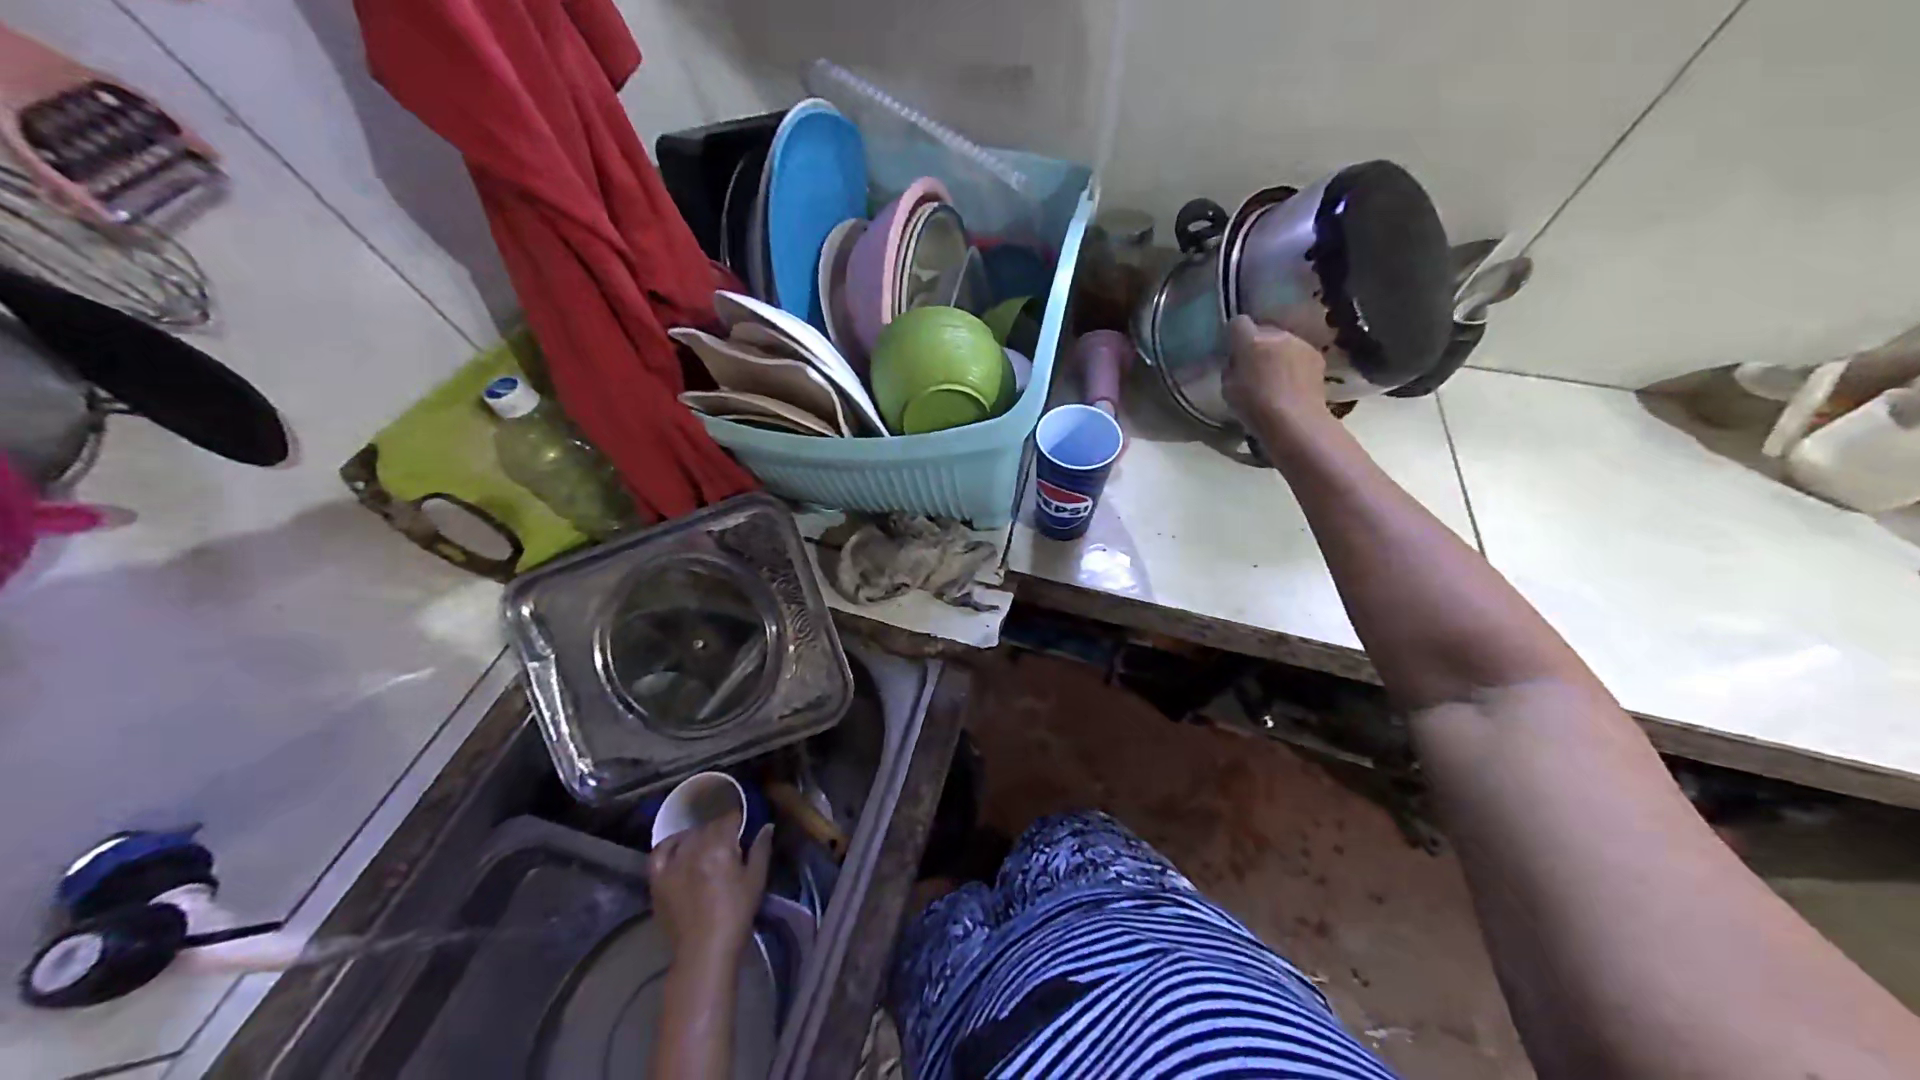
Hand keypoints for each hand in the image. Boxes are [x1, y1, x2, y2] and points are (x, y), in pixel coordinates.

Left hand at [649, 810, 772, 965]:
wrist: (704, 951)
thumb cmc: (736, 915)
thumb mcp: (756, 880)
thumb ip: (761, 849)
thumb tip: (766, 825)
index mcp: (719, 845)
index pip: (731, 817)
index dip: (742, 819)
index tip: (748, 827)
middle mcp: (693, 847)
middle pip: (709, 826)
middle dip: (722, 829)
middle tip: (733, 843)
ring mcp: (672, 862)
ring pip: (688, 836)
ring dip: (700, 836)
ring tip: (709, 849)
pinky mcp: (657, 879)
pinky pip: (661, 851)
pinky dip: (672, 845)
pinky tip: (681, 848)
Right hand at [1223, 314, 1331, 435]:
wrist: (1295, 422)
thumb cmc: (1254, 408)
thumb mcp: (1228, 389)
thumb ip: (1231, 368)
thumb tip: (1237, 361)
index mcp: (1251, 341)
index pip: (1238, 322)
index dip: (1234, 335)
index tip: (1234, 352)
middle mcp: (1277, 335)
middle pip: (1263, 330)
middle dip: (1257, 344)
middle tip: (1254, 368)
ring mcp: (1300, 343)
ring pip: (1282, 341)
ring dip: (1277, 353)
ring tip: (1276, 378)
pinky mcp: (1317, 355)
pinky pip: (1298, 353)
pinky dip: (1293, 363)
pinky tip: (1292, 383)